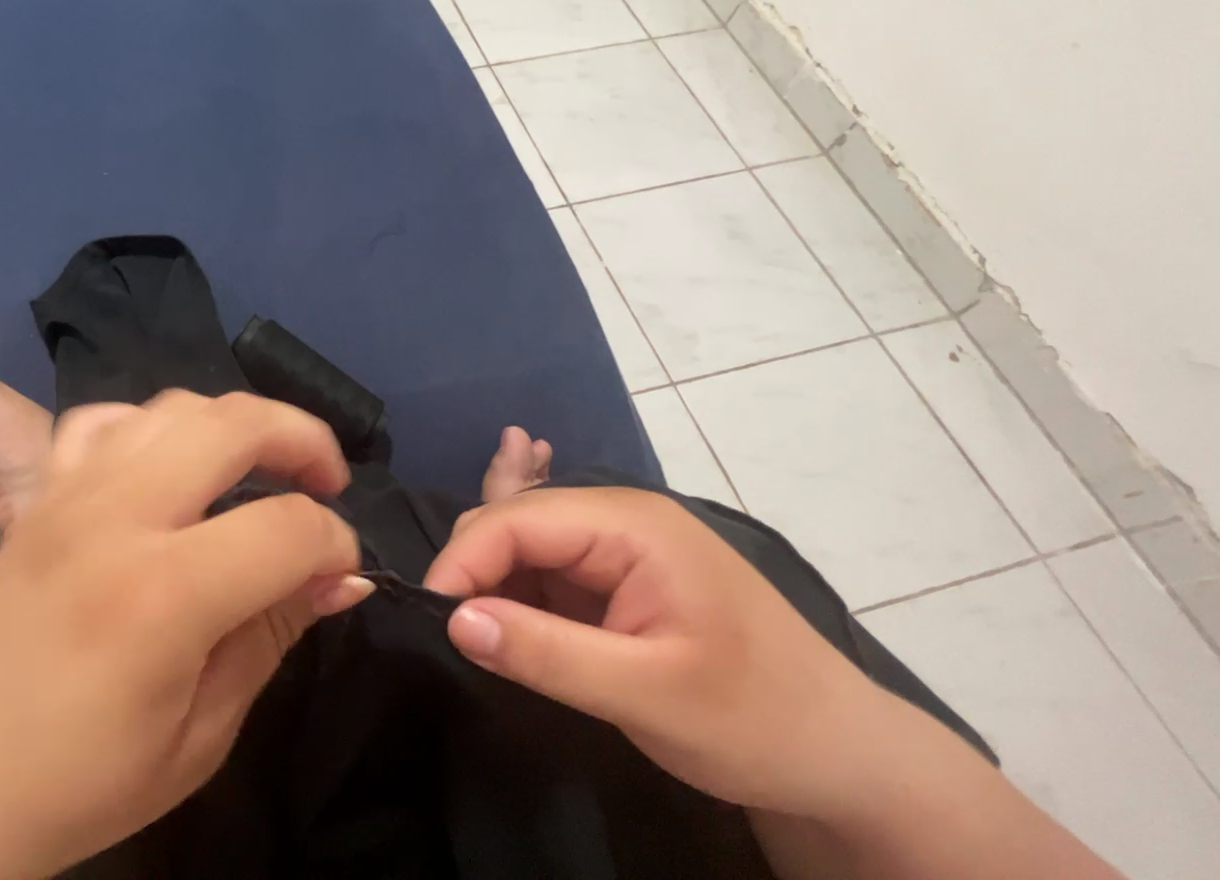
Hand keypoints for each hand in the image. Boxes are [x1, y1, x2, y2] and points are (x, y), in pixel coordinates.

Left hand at [0, 391, 371, 877]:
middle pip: (233, 423)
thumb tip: (340, 578)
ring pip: (174, 405)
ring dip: (236, 424)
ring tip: (261, 469)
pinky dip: (157, 425)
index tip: (342, 576)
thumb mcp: (200, 734)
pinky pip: (107, 421)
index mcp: (161, 593)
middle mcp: (114, 517)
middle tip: (329, 482)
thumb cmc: (76, 784)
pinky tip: (172, 466)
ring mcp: (69, 494)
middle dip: (304, 438)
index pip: (286, 528)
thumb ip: (272, 635)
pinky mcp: (40, 494)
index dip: (337, 545)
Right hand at [424, 487, 907, 819]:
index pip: (516, 520)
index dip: (463, 562)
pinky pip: (546, 568)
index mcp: (632, 524)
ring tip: (458, 620)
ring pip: (523, 545)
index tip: (432, 622)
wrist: (841, 755)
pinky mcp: (616, 580)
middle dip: (471, 569)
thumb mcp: (648, 694)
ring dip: (488, 580)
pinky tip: (488, 583)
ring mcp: (619, 548)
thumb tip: (453, 619)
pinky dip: (511, 581)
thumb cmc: (757, 720)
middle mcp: (620, 519)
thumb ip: (545, 652)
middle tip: (448, 633)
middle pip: (513, 523)